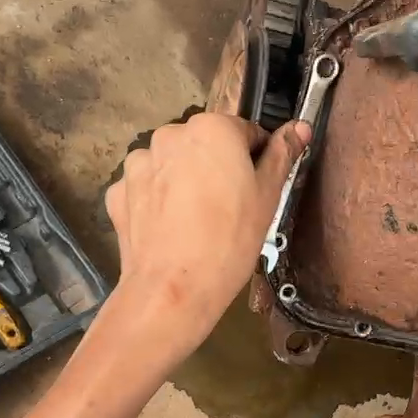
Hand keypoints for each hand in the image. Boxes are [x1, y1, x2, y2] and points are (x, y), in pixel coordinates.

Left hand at [104, 113, 307, 360]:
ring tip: (194, 223)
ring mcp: (138, 163)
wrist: (173, 289)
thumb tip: (299, 128)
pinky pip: (145, 189)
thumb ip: (282, 155)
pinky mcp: (117, 192)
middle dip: (215, 170)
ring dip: (182, 183)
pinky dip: (155, 203)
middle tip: (227, 211)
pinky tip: (168, 230)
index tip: (255, 190)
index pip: (245, 133)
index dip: (255, 161)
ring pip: (170, 166)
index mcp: (211, 128)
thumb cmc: (229, 241)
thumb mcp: (267, 197)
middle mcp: (169, 135)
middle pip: (203, 147)